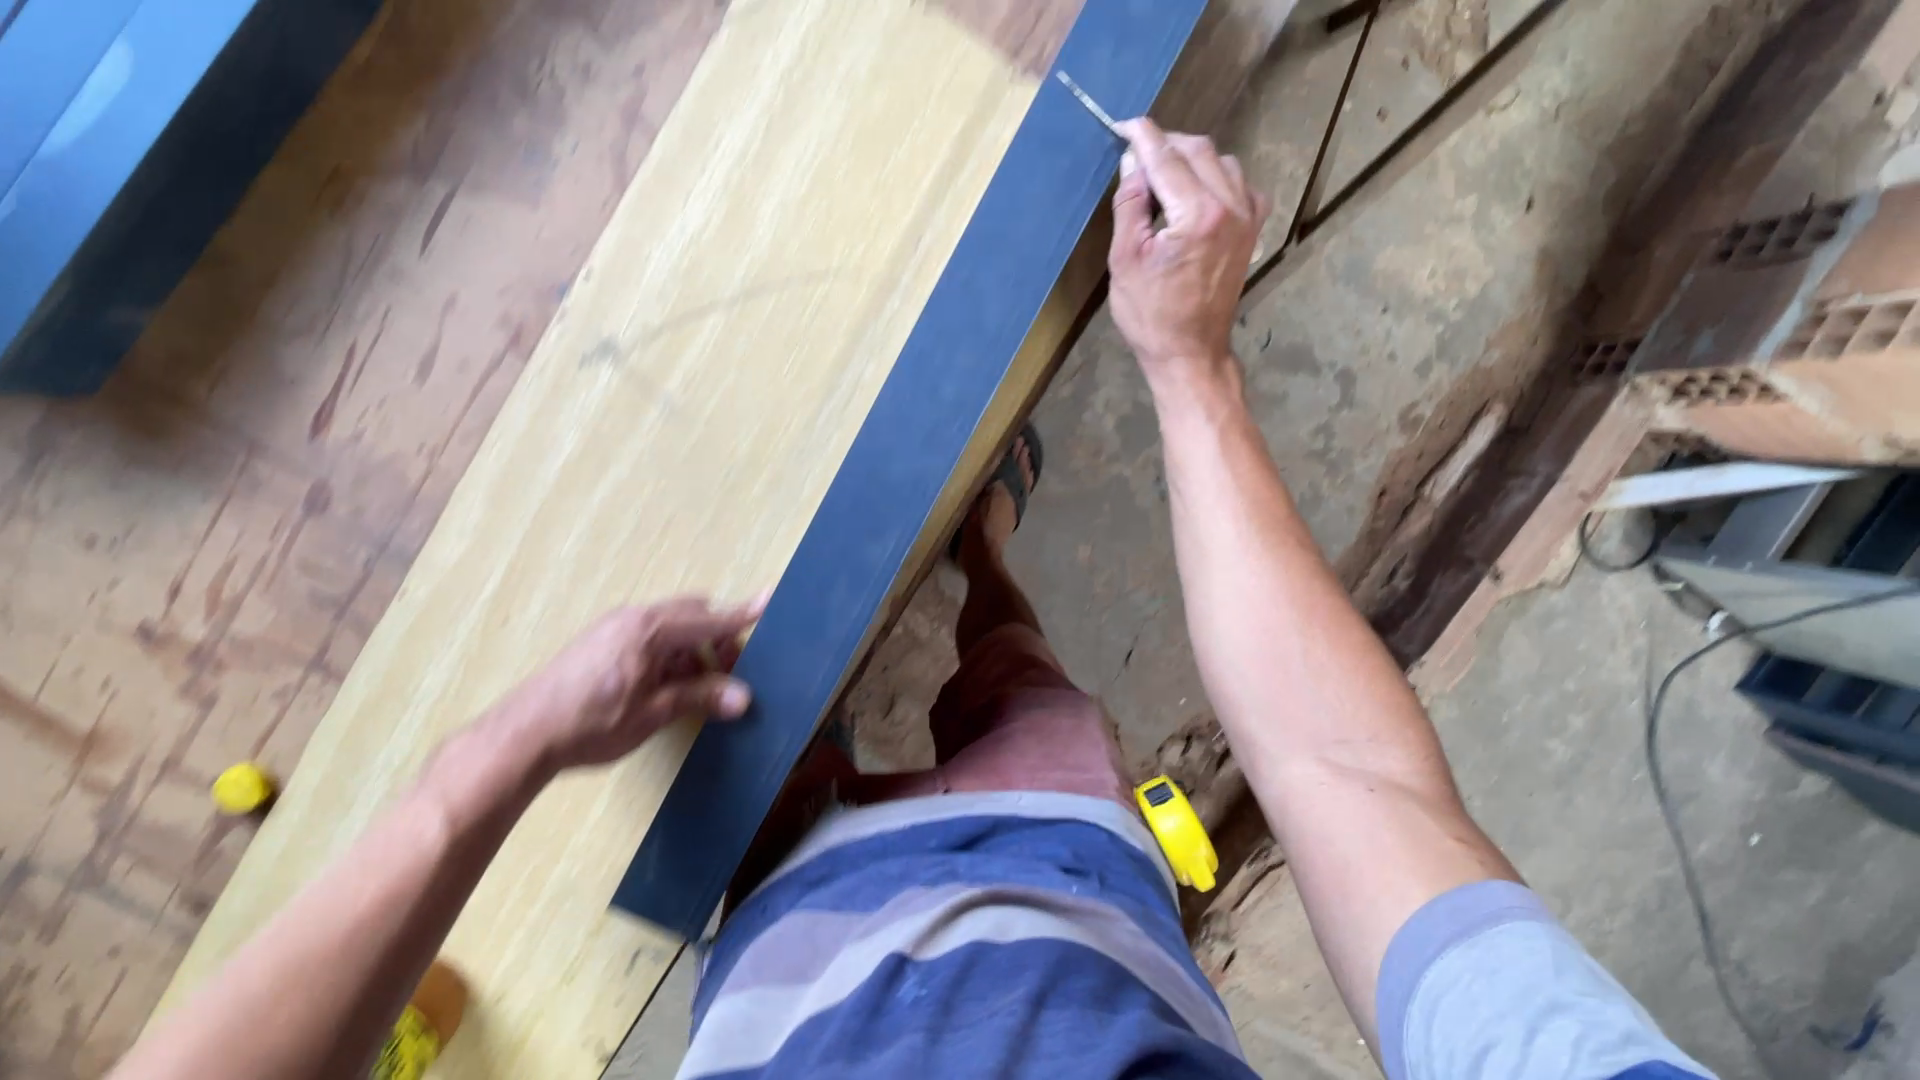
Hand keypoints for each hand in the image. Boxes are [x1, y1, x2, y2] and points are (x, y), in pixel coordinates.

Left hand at [490, 596, 765, 771]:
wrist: (523, 734)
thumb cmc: (591, 724)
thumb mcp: (652, 714)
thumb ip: (699, 698)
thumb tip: (745, 698)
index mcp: (650, 630)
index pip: (709, 619)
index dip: (742, 614)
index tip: (771, 599)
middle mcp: (634, 619)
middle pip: (693, 617)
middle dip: (717, 640)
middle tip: (728, 677)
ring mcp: (616, 628)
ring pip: (672, 629)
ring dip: (692, 653)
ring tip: (695, 691)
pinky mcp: (603, 643)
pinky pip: (651, 638)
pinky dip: (669, 656)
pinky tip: (665, 689)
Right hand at [1108, 119, 1269, 380]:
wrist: (1189, 352)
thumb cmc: (1151, 315)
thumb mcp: (1125, 260)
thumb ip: (1130, 204)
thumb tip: (1134, 163)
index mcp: (1197, 214)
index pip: (1167, 158)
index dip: (1143, 137)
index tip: (1124, 124)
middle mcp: (1231, 207)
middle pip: (1198, 151)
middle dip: (1166, 145)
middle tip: (1137, 154)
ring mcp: (1248, 218)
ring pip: (1222, 162)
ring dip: (1191, 159)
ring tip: (1163, 176)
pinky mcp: (1252, 230)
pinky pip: (1241, 185)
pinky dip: (1218, 178)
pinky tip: (1198, 193)